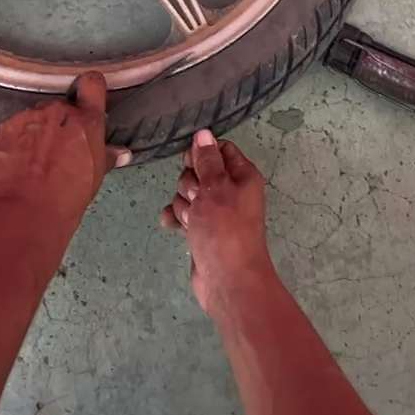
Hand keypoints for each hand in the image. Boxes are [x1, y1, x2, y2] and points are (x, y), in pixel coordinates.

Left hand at [0, 71, 130, 229]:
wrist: (20, 218)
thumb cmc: (65, 200)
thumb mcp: (94, 179)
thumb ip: (106, 157)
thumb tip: (121, 153)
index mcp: (84, 120)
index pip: (92, 85)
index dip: (89, 90)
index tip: (86, 98)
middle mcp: (53, 112)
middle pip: (56, 109)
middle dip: (55, 125)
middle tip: (53, 152)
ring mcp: (21, 120)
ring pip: (27, 121)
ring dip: (28, 136)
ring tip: (26, 167)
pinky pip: (2, 136)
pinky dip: (4, 149)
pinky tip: (6, 173)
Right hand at [161, 129, 273, 310]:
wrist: (227, 281)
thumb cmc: (225, 230)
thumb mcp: (216, 188)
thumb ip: (207, 160)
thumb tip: (204, 133)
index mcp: (242, 175)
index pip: (220, 149)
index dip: (202, 152)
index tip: (190, 162)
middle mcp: (230, 190)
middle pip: (200, 171)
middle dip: (190, 184)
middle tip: (197, 199)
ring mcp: (216, 212)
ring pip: (188, 194)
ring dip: (184, 205)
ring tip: (192, 221)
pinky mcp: (202, 231)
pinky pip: (183, 215)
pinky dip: (176, 219)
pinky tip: (172, 226)